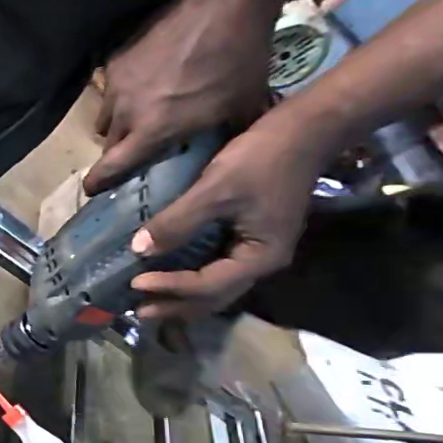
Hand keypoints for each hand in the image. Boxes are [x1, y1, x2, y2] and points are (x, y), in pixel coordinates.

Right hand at [84, 0, 275, 195]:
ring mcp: (117, 82)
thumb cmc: (236, 60)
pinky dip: (123, 92)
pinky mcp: (117, 57)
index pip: (111, 167)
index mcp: (151, 130)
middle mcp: (125, 111)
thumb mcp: (243, 108)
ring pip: (106, 116)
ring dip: (118, 123)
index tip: (92, 191)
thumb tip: (235, 156)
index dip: (99, 182)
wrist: (223, 0)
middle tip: (134, 153)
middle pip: (108, 144)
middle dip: (117, 153)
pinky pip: (111, 87)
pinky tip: (146, 82)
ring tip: (139, 116)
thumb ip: (229, 138)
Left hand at [127, 103, 350, 319]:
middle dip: (175, 307)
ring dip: (183, 298)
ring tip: (149, 302)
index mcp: (259, 258)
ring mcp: (259, 253)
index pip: (207, 286)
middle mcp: (262, 264)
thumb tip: (139, 249)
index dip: (170, 288)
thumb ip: (178, 222)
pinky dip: (193, 279)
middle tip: (137, 312)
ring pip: (216, 288)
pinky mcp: (252, 239)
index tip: (135, 285)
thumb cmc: (262, 158)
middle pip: (213, 298)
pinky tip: (171, 276)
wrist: (307, 129)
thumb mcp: (215, 189)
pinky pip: (218, 270)